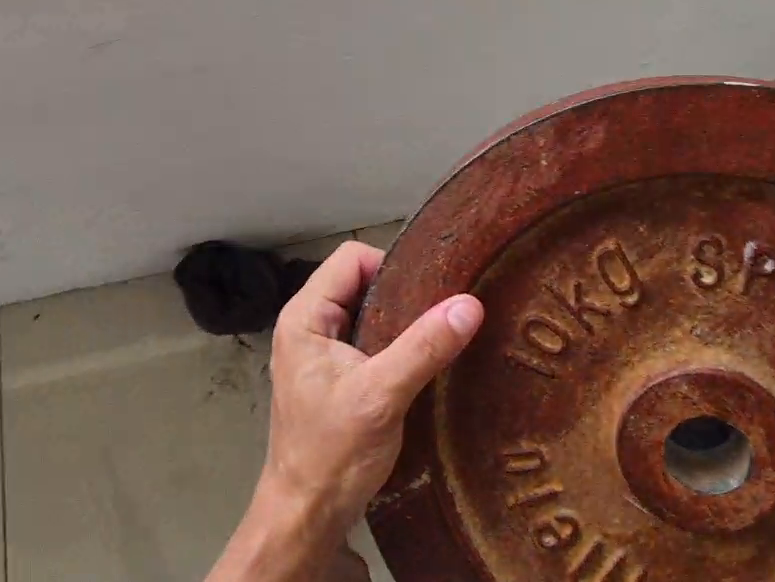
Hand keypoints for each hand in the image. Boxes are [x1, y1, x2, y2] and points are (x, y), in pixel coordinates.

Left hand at [207, 241, 483, 581]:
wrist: (306, 517)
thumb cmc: (332, 454)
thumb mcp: (382, 395)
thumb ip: (423, 347)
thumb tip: (469, 304)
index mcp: (305, 316)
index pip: (350, 258)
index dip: (391, 266)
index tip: (427, 292)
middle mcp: (308, 326)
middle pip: (360, 281)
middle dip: (401, 293)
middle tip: (440, 310)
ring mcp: (320, 352)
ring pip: (367, 311)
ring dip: (400, 320)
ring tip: (436, 333)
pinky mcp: (336, 376)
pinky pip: (369, 339)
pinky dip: (395, 342)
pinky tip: (422, 358)